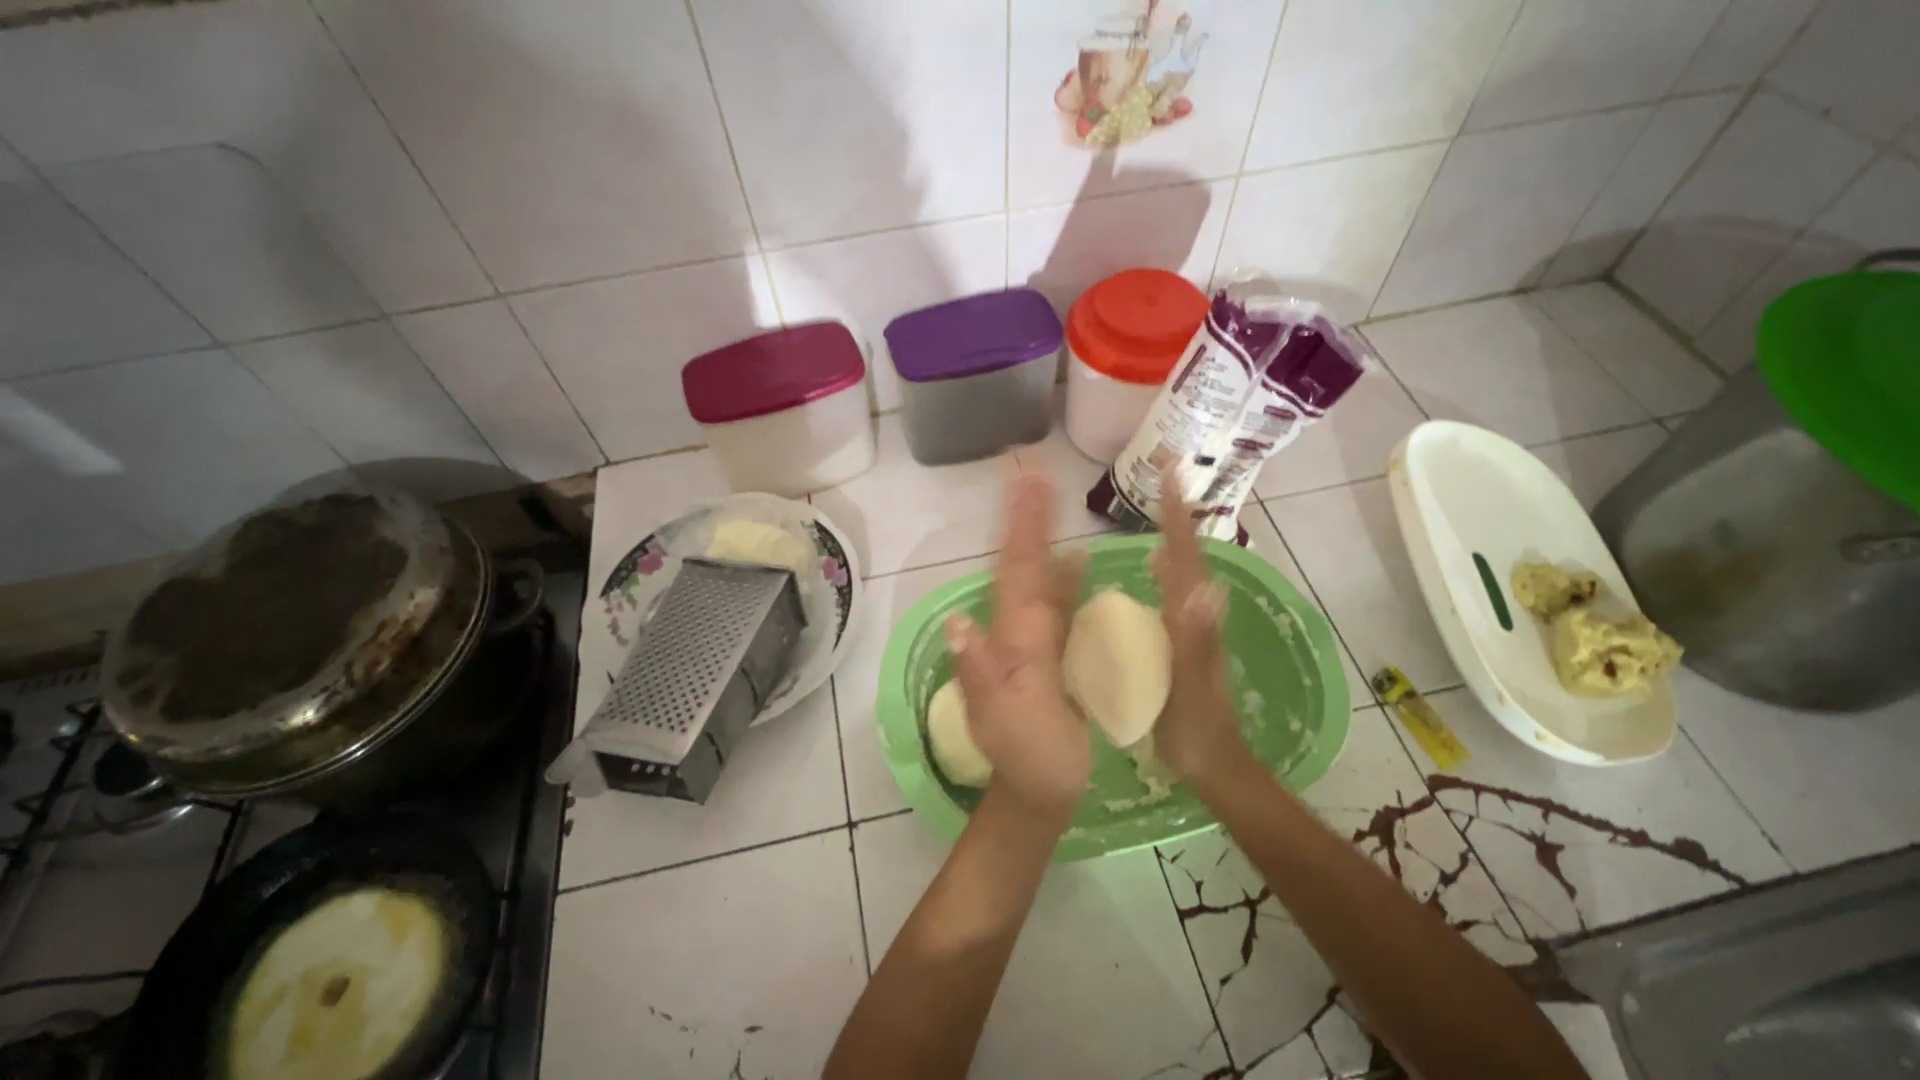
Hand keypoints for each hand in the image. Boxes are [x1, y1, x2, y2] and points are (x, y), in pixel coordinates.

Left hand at [946, 463, 1088, 823]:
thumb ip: (980, 674)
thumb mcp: (1006, 723)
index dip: (1021, 528)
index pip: (1015, 574)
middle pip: (1019, 566)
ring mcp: (1031, 644)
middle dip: (1025, 519)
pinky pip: (1053, 606)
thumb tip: (956, 622)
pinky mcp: (1047, 657)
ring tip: (1045, 496)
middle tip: (1030, 472)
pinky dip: (1061, 578)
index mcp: (1010, 642)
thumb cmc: (1032, 761)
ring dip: (1038, 538)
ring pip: (1035, 580)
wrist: (1038, 794)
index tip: (1024, 482)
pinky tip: (1076, 560)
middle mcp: (1015, 633)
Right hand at [1151, 468, 1251, 782]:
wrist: (1214, 766)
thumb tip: (1201, 587)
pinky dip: (1162, 568)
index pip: (1184, 555)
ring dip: (1172, 535)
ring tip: (1158, 506)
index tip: (1170, 471)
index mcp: (1193, 615)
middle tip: (1164, 475)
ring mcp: (1191, 627)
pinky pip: (1170, 593)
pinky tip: (1148, 572)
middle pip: (1186, 552)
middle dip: (1176, 513)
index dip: (1177, 514)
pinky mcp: (1182, 642)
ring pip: (1182, 570)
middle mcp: (1196, 612)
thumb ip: (1196, 640)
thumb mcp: (1190, 686)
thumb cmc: (1196, 730)